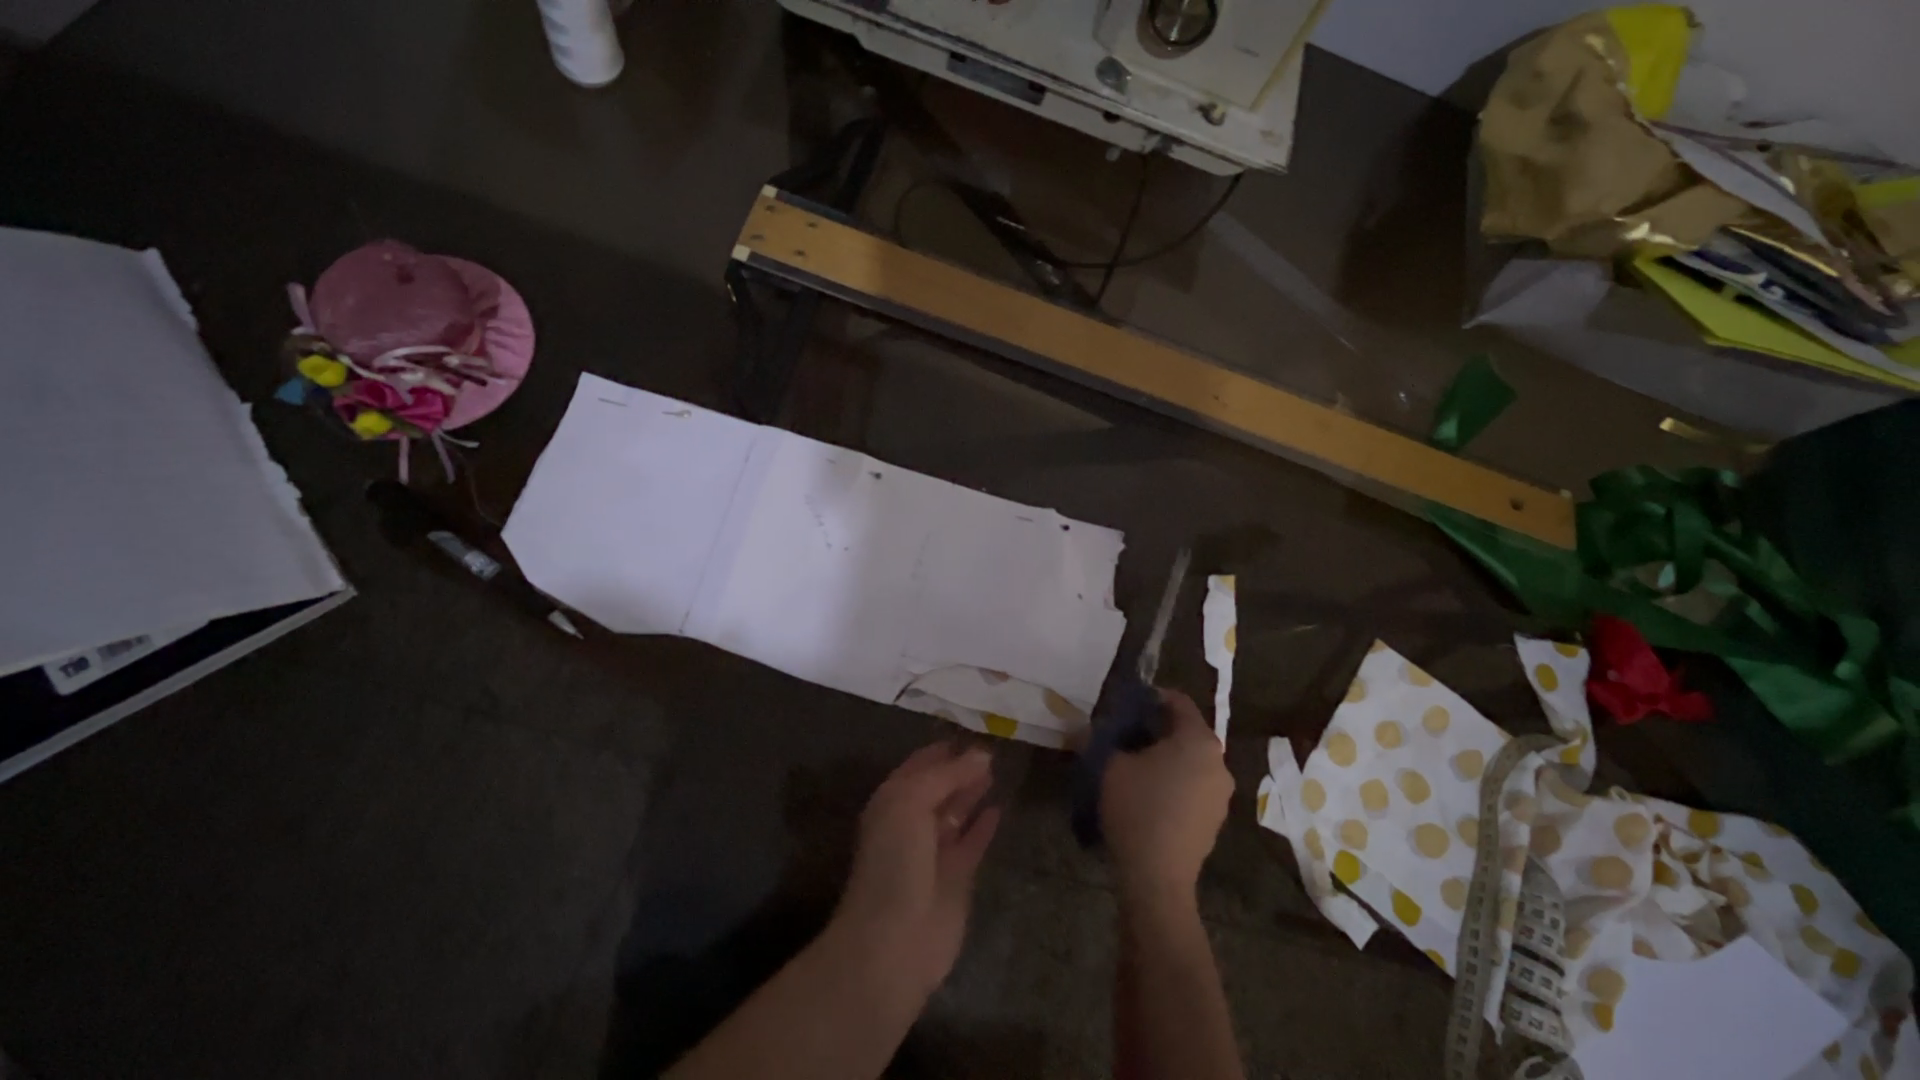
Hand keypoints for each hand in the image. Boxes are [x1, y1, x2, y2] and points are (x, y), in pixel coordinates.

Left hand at [830, 742, 1001, 996]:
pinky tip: (999, 808)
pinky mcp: (957, 877)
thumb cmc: (895, 862)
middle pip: (938, 788)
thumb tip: (981, 755)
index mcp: (891, 803)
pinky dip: (983, 826)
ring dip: (972, 793)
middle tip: (991, 749)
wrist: (895, 938)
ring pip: (955, 813)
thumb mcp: (910, 803)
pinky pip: (972, 842)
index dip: (940, 751)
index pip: (917, 767)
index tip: (968, 732)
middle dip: (959, 769)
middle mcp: (910, 824)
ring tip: (996, 771)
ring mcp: (933, 852)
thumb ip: (945, 776)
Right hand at [1102, 689, 1231, 898]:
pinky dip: (1175, 784)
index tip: (1127, 705)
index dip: (1151, 698)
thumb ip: (1102, 740)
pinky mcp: (1216, 819)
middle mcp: (1219, 761)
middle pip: (1187, 732)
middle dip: (1157, 731)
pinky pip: (1194, 788)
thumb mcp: (1109, 766)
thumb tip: (1086, 728)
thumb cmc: (1136, 808)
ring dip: (1167, 759)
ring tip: (1134, 769)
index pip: (1178, 702)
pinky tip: (1149, 798)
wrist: (1157, 875)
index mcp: (1198, 739)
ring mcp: (1222, 793)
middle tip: (1125, 736)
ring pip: (1191, 762)